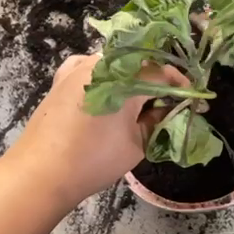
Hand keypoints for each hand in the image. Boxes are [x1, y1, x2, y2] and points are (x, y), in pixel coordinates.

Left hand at [1, 54, 181, 206]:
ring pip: (114, 61)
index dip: (180, 84)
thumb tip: (164, 110)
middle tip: (169, 100)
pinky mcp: (61, 78)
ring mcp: (78, 68)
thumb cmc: (92, 161)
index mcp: (125, 79)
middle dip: (157, 79)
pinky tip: (106, 86)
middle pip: (139, 62)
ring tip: (140, 97)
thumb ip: (155, 122)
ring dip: (131, 74)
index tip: (193, 97)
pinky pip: (88, 65)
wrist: (40, 172)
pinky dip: (103, 72)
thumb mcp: (136, 145)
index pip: (162, 73)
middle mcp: (102, 64)